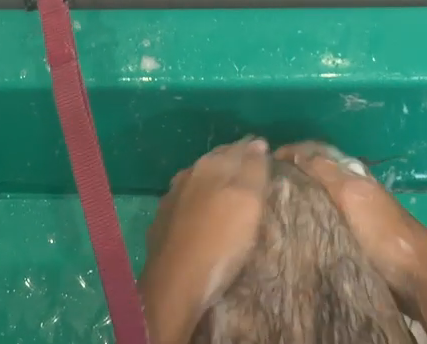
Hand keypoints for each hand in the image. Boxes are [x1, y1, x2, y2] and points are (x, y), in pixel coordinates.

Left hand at [141, 137, 270, 343]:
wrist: (174, 283)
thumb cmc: (220, 240)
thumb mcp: (249, 202)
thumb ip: (253, 169)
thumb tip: (257, 142)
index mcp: (211, 165)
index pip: (237, 148)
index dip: (252, 149)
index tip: (265, 154)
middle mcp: (188, 175)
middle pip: (215, 162)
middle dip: (232, 164)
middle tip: (249, 174)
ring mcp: (171, 199)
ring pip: (197, 182)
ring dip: (212, 184)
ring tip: (226, 195)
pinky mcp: (161, 223)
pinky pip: (184, 204)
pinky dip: (196, 205)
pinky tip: (200, 217)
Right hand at [276, 142, 426, 301]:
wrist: (416, 275)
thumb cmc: (382, 231)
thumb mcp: (351, 195)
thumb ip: (325, 172)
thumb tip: (296, 154)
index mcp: (351, 173)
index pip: (314, 153)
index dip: (289, 153)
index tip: (262, 162)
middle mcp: (351, 188)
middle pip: (315, 173)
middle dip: (290, 174)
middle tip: (261, 186)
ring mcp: (354, 214)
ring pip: (318, 197)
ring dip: (299, 197)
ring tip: (271, 207)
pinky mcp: (354, 240)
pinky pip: (324, 221)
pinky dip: (308, 218)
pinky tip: (295, 229)